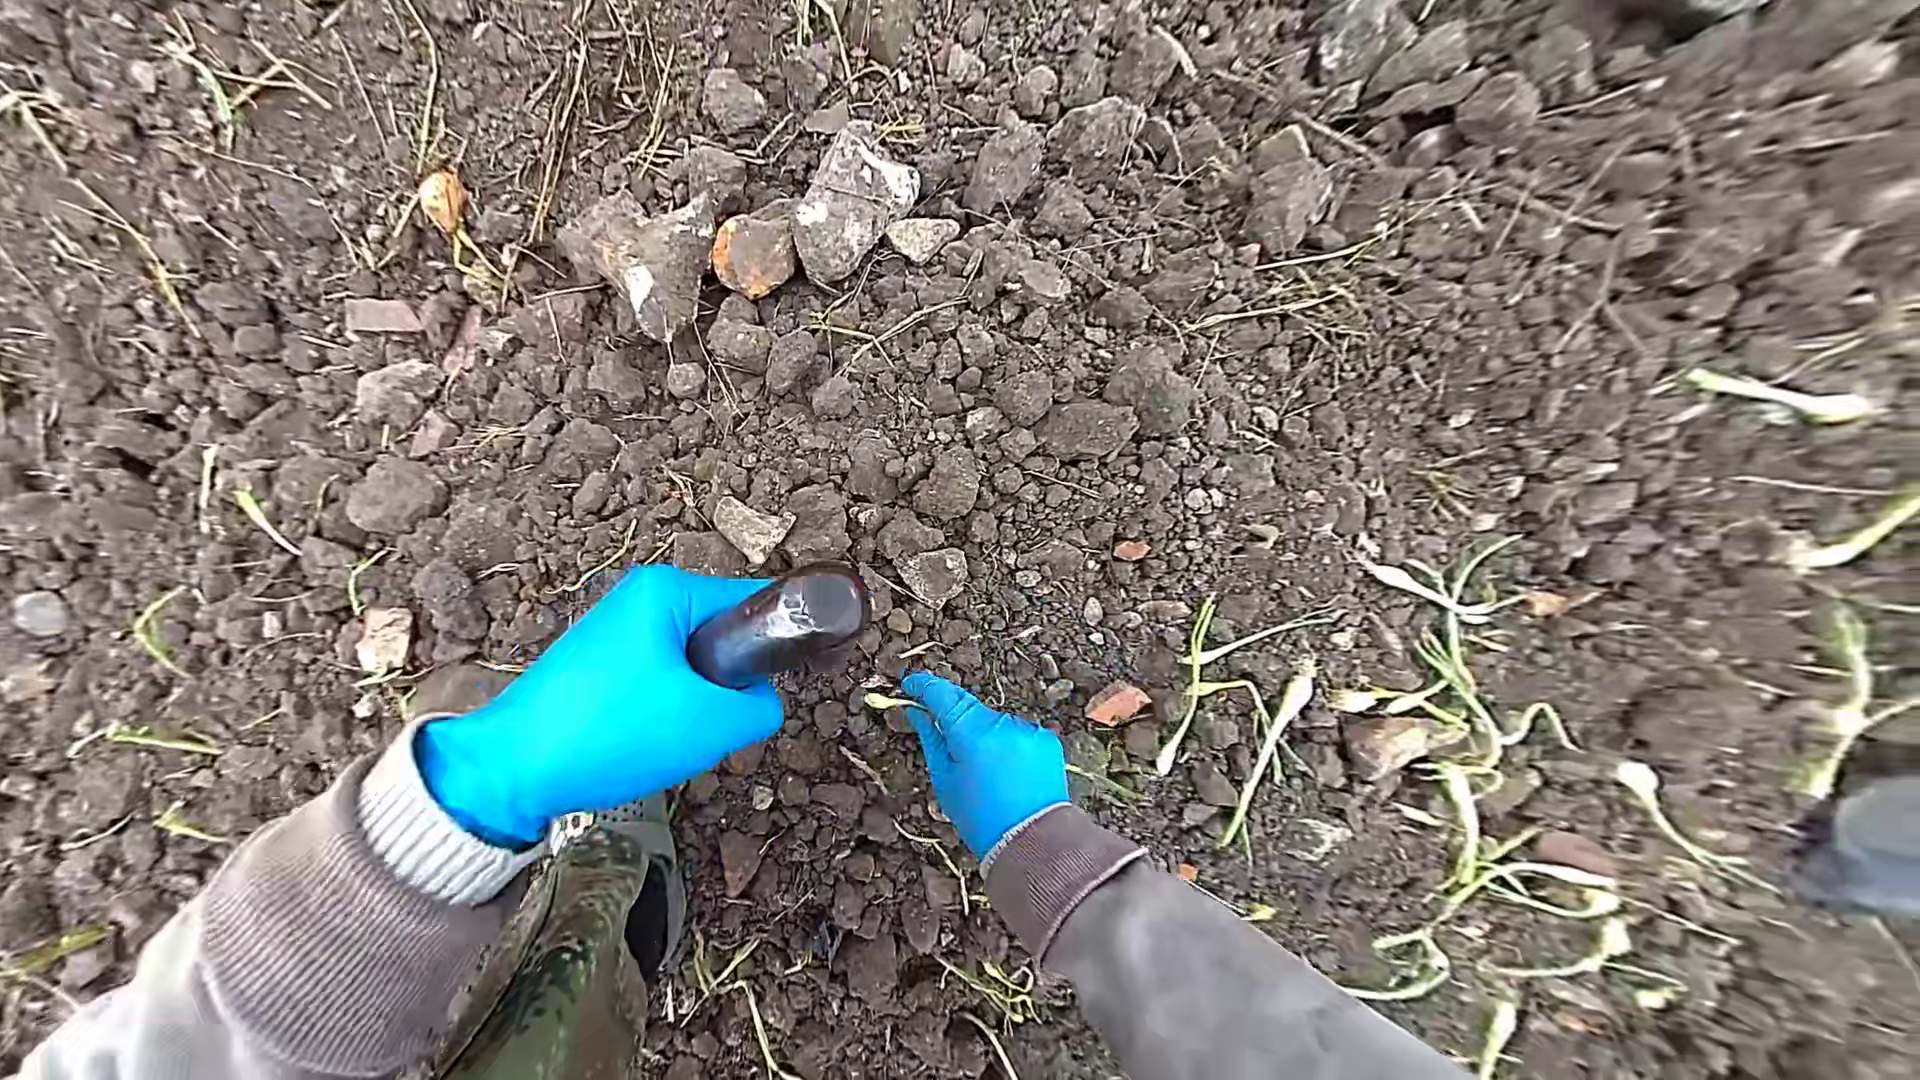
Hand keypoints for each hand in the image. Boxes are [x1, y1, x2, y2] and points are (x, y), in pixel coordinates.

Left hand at [417, 566, 781, 846]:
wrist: (506, 775)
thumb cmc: (609, 733)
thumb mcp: (712, 724)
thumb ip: (763, 706)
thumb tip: (763, 700)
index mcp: (667, 589)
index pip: (753, 601)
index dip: (778, 640)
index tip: (781, 679)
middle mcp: (642, 596)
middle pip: (725, 631)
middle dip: (732, 677)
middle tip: (721, 715)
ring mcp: (620, 625)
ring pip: (697, 656)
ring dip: (702, 694)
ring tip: (682, 727)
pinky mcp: (605, 657)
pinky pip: (666, 670)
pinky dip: (673, 700)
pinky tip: (655, 730)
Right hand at [903, 671, 1068, 858]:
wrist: (1032, 842)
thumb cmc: (981, 818)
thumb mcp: (944, 779)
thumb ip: (931, 737)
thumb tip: (917, 711)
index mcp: (971, 732)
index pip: (942, 694)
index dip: (923, 685)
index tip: (911, 684)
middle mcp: (1001, 723)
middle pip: (969, 709)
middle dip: (958, 722)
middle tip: (953, 751)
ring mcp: (1026, 729)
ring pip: (994, 723)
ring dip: (986, 736)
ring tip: (987, 773)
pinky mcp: (1045, 738)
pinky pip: (1017, 733)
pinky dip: (1009, 746)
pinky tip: (1009, 773)